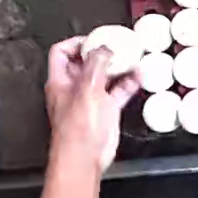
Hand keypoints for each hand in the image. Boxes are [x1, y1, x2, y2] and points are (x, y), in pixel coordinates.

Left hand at [45, 37, 140, 175]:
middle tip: (117, 45)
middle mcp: (74, 88)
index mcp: (60, 81)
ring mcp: (90, 99)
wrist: (85, 159)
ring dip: (118, 66)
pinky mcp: (105, 110)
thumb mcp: (87, 89)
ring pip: (104, 75)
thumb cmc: (76, 131)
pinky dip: (128, 82)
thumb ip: (96, 64)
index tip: (95, 38)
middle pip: (86, 62)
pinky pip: (118, 91)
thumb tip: (104, 48)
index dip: (77, 42)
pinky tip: (137, 76)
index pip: (62, 52)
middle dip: (102, 52)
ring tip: (131, 57)